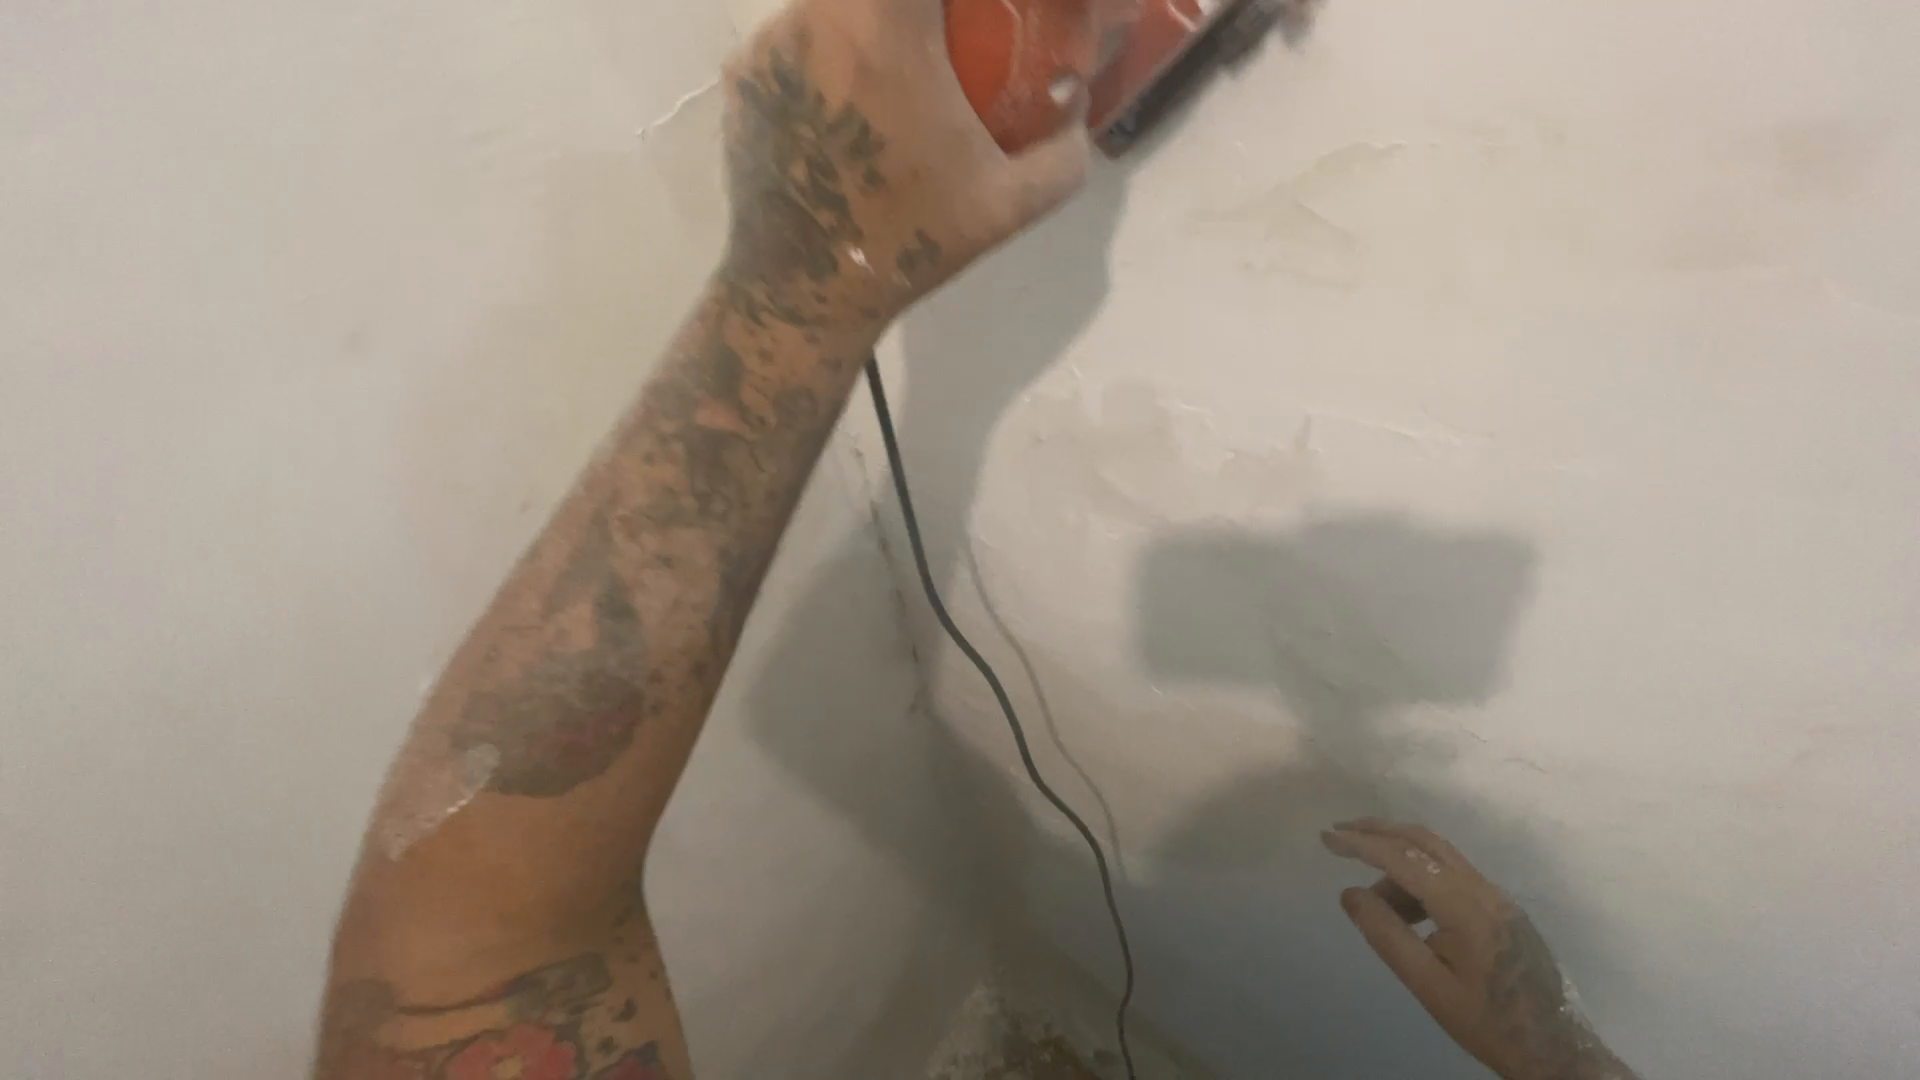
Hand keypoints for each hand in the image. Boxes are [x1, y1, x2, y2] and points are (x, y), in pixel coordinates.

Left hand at [718, 0, 1092, 340]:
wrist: (807, 293)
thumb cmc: (909, 246)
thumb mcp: (1004, 209)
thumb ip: (1060, 158)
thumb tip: (1075, 114)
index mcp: (885, 26)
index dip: (941, 1)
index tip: (959, 20)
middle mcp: (816, 13)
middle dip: (906, 14)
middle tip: (931, 51)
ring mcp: (769, 44)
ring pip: (830, 6)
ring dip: (861, 32)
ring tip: (883, 92)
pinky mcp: (742, 78)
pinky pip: (792, 43)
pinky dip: (821, 65)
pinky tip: (840, 121)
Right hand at [1323, 820, 1638, 1079]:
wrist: (1560, 1055)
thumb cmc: (1488, 1022)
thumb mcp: (1427, 984)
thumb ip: (1386, 934)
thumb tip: (1349, 892)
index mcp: (1466, 907)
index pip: (1403, 858)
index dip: (1360, 844)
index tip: (1326, 838)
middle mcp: (1484, 891)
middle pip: (1423, 840)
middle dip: (1378, 831)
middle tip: (1340, 835)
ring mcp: (1497, 898)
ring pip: (1438, 855)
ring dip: (1398, 858)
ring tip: (1373, 897)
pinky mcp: (1502, 910)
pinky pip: (1452, 875)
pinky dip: (1419, 876)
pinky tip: (1407, 909)